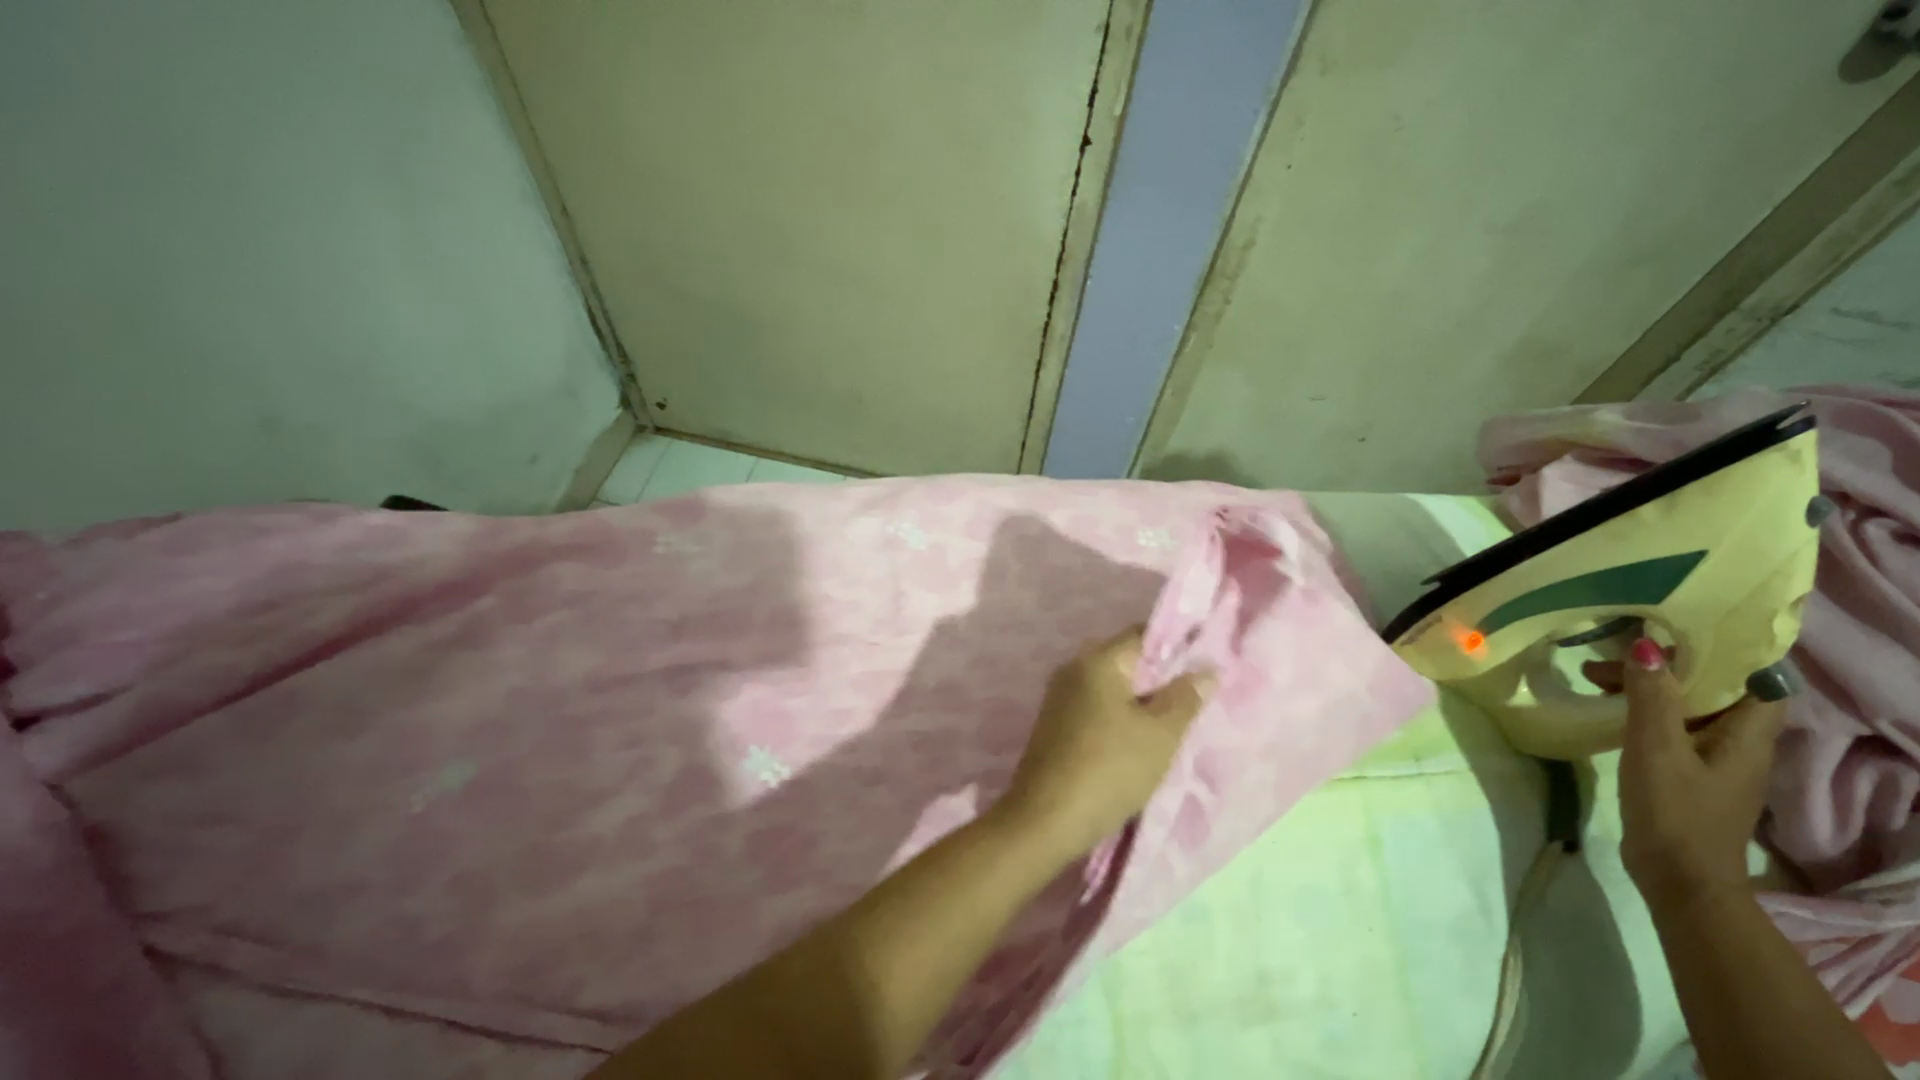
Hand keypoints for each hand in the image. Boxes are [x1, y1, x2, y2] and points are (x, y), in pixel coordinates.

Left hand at [995, 628, 1214, 859]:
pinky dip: (1121, 720)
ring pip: (1113, 689)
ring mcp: (1060, 699)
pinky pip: (1097, 710)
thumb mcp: (1160, 735)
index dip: (1179, 647)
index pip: (1144, 635)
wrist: (1046, 821)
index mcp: (1097, 660)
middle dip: (1161, 679)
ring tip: (1174, 727)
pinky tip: (1140, 745)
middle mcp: (1073, 669)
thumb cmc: (1110, 770)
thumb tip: (1205, 670)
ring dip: (1142, 703)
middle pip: (1128, 662)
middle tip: (1196, 702)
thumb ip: (1185, 698)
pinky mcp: (1055, 727)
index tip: (1206, 670)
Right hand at [1600, 638, 1786, 913]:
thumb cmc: (1675, 811)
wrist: (1679, 880)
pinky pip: (1673, 728)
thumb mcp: (1656, 748)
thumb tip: (1645, 644)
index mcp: (1747, 733)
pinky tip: (1611, 711)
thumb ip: (1651, 696)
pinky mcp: (1690, 774)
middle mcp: (1740, 742)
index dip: (1720, 649)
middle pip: (1711, 688)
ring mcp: (1715, 760)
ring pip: (1687, 707)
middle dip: (1665, 666)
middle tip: (1612, 656)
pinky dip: (1645, 711)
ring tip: (1596, 678)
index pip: (1754, 676)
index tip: (1672, 629)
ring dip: (1649, 688)